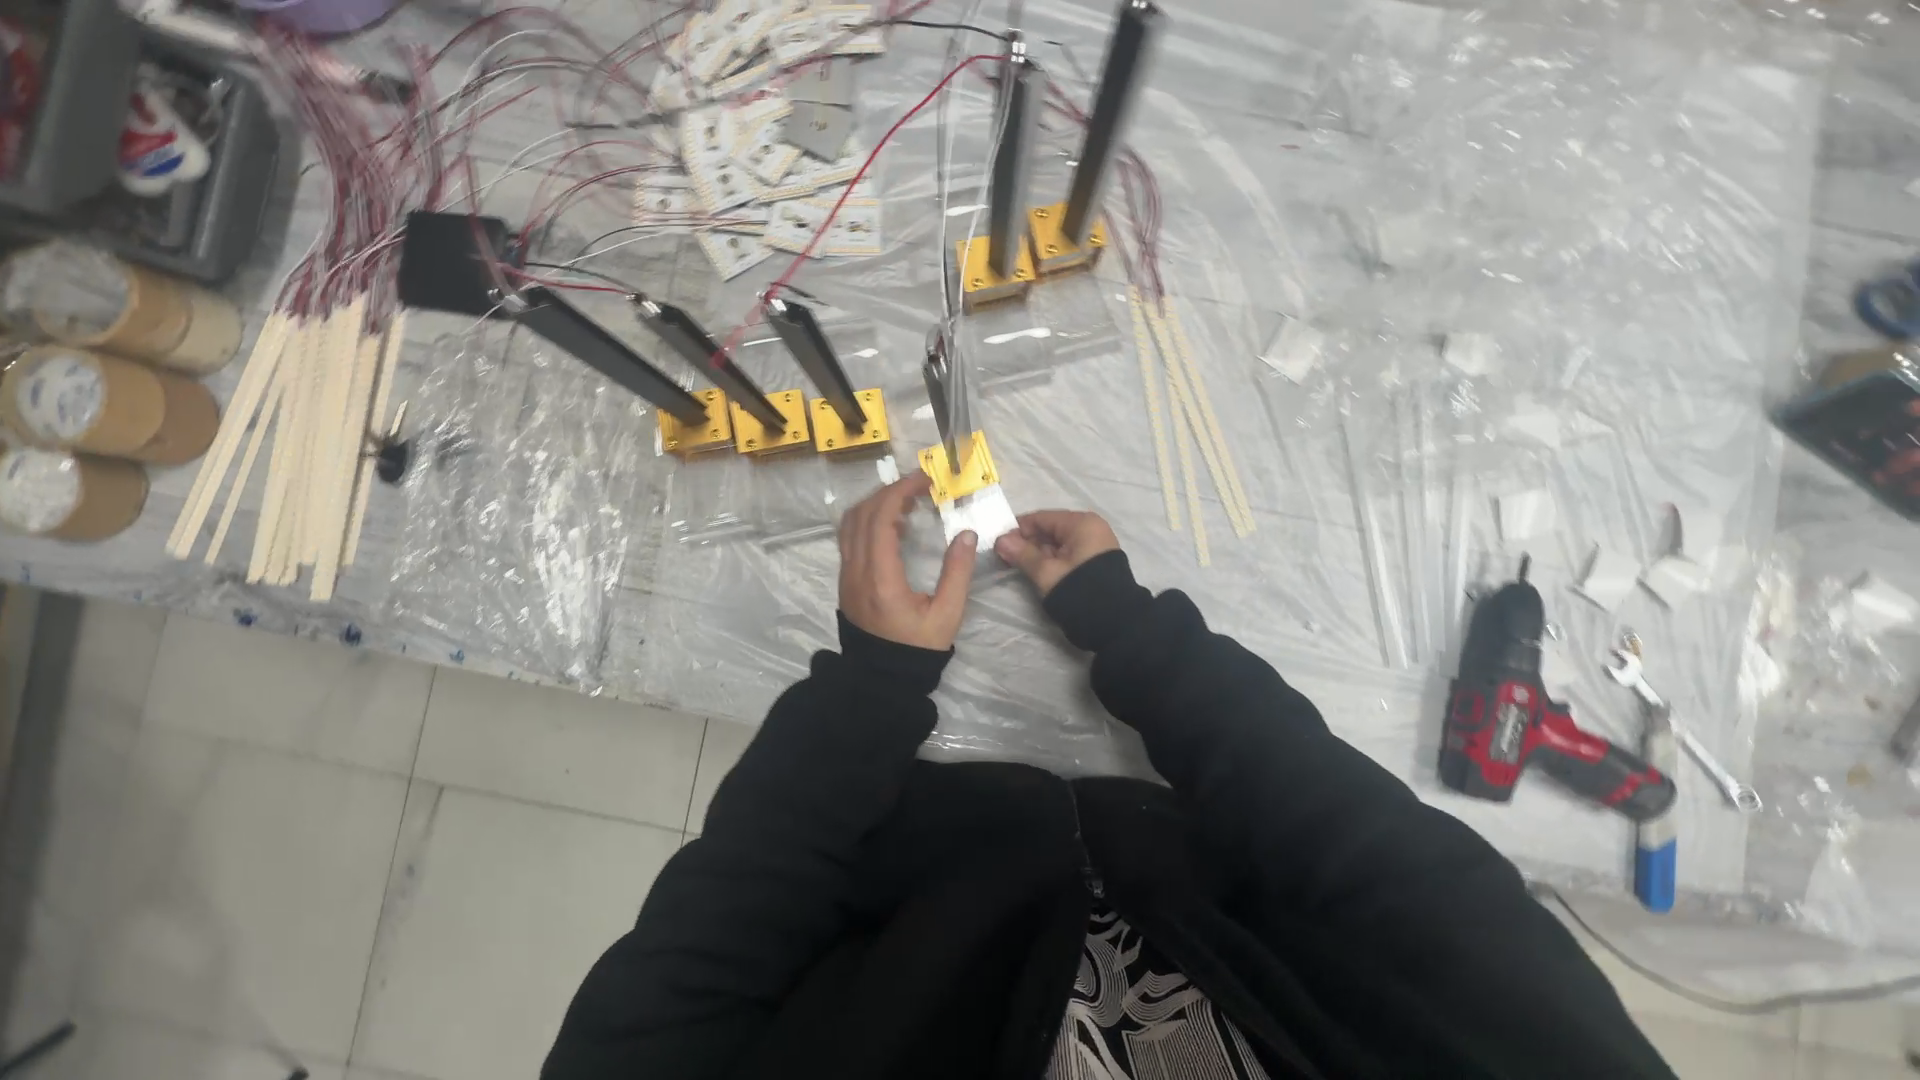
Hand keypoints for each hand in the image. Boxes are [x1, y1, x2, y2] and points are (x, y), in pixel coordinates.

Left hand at [838, 473, 976, 649]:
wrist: (881, 677)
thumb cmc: (917, 648)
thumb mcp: (946, 615)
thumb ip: (956, 573)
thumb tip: (966, 534)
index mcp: (881, 578)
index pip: (880, 519)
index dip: (900, 492)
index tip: (924, 480)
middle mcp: (856, 571)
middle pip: (861, 514)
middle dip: (889, 492)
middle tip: (919, 486)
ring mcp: (847, 575)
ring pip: (850, 524)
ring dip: (876, 504)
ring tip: (907, 501)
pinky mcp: (846, 580)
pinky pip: (849, 538)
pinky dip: (868, 520)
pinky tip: (894, 525)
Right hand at [994, 510, 1119, 597]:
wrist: (1114, 622)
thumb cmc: (1078, 591)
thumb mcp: (1046, 572)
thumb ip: (1022, 554)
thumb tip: (1000, 540)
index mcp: (1081, 523)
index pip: (1041, 518)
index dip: (1017, 530)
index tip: (998, 544)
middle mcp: (1091, 528)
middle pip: (1050, 530)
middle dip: (1027, 543)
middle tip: (1005, 558)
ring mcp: (1095, 545)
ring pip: (1058, 543)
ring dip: (1038, 553)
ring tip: (1018, 566)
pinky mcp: (1095, 561)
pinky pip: (1068, 553)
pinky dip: (1052, 560)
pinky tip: (1037, 570)